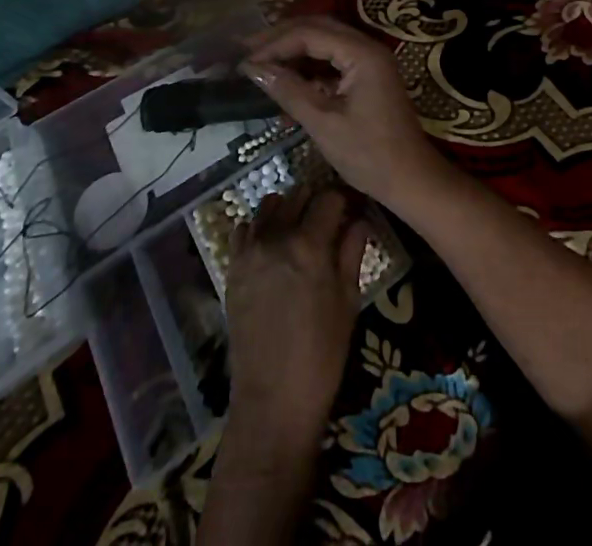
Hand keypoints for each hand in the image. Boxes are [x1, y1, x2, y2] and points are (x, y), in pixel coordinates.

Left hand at [224, 184, 370, 431]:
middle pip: (297, 196)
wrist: (274, 395)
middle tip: (331, 217)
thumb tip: (360, 220)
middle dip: (316, 200)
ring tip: (301, 229)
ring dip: (287, 209)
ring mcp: (248, 251)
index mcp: (309, 245)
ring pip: (268, 207)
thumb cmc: (323, 352)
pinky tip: (273, 246)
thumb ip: (351, 252)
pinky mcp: (231, 266)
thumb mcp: (348, 301)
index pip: (328, 198)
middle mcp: (274, 237)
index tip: (353, 206)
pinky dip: (260, 228)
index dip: (344, 199)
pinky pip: (244, 230)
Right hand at [243, 17, 446, 200]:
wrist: (411, 181)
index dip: (273, 44)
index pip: (309, 34)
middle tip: (246, 49)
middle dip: (280, 38)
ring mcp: (370, 63)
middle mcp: (368, 49)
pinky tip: (284, 84)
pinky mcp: (367, 78)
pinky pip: (332, 62)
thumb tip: (252, 69)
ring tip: (259, 63)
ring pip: (324, 44)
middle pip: (317, 29)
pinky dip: (307, 70)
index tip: (244, 61)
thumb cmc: (369, 155)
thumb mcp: (322, 122)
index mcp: (362, 54)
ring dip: (292, 52)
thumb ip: (288, 90)